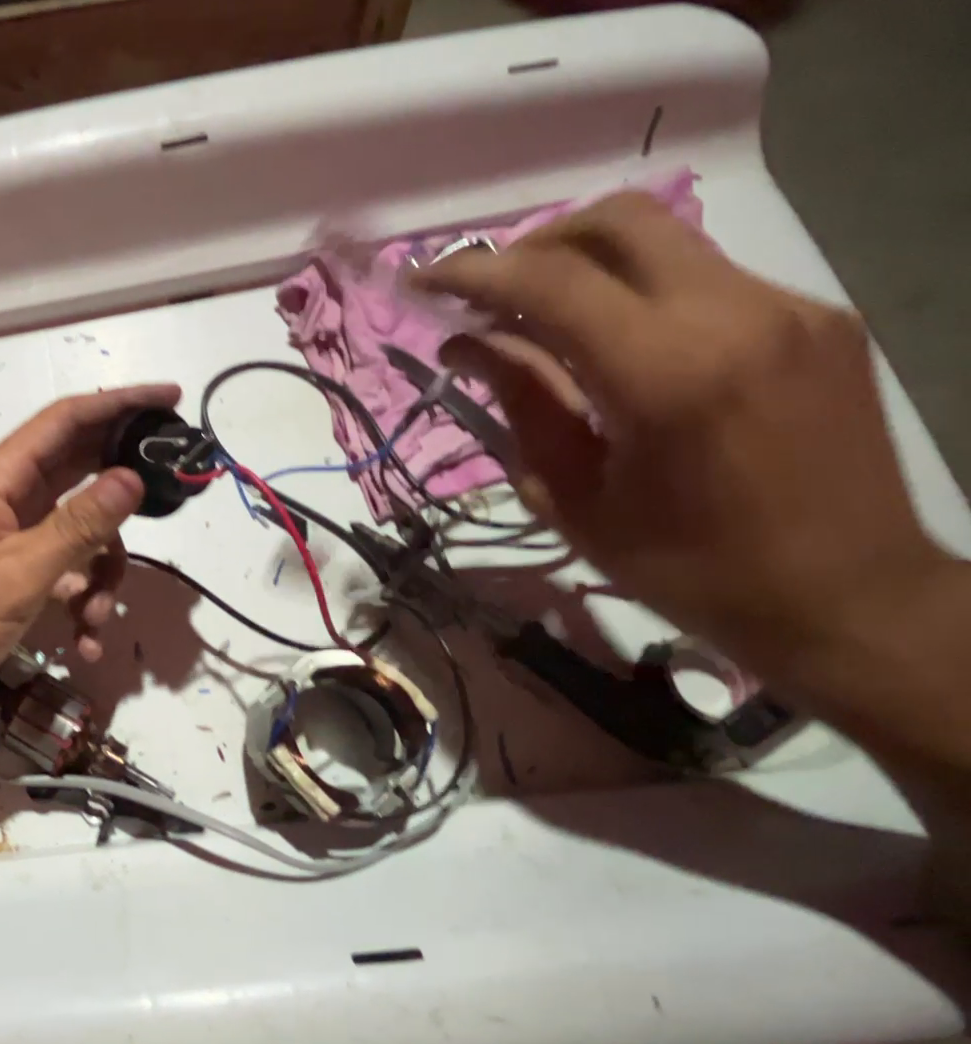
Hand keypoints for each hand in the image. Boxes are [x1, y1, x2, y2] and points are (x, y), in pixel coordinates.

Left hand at [0, 384, 181, 718]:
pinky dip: (82, 600)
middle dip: (124, 487)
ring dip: (102, 572)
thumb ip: (79, 524)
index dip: (119, 402)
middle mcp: (10, 496)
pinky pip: (66, 570)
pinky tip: (83, 641)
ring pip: (82, 530)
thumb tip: (132, 476)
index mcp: (1, 478)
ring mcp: (13, 535)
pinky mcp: (16, 571)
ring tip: (97, 618)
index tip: (170, 397)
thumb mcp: (20, 572)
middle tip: (172, 490)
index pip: (67, 419)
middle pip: (81, 469)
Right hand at [412, 193, 952, 681]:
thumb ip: (522, 402)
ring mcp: (789, 308)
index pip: (551, 283)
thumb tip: (467, 343)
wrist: (846, 596)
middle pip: (617, 223)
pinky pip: (706, 278)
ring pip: (665, 242)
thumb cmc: (687, 567)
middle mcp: (737, 315)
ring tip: (542, 319)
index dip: (474, 273)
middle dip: (535, 244)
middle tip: (490, 293)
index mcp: (666, 375)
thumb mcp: (574, 497)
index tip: (422, 282)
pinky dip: (640, 294)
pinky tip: (619, 346)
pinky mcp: (818, 319)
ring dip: (587, 266)